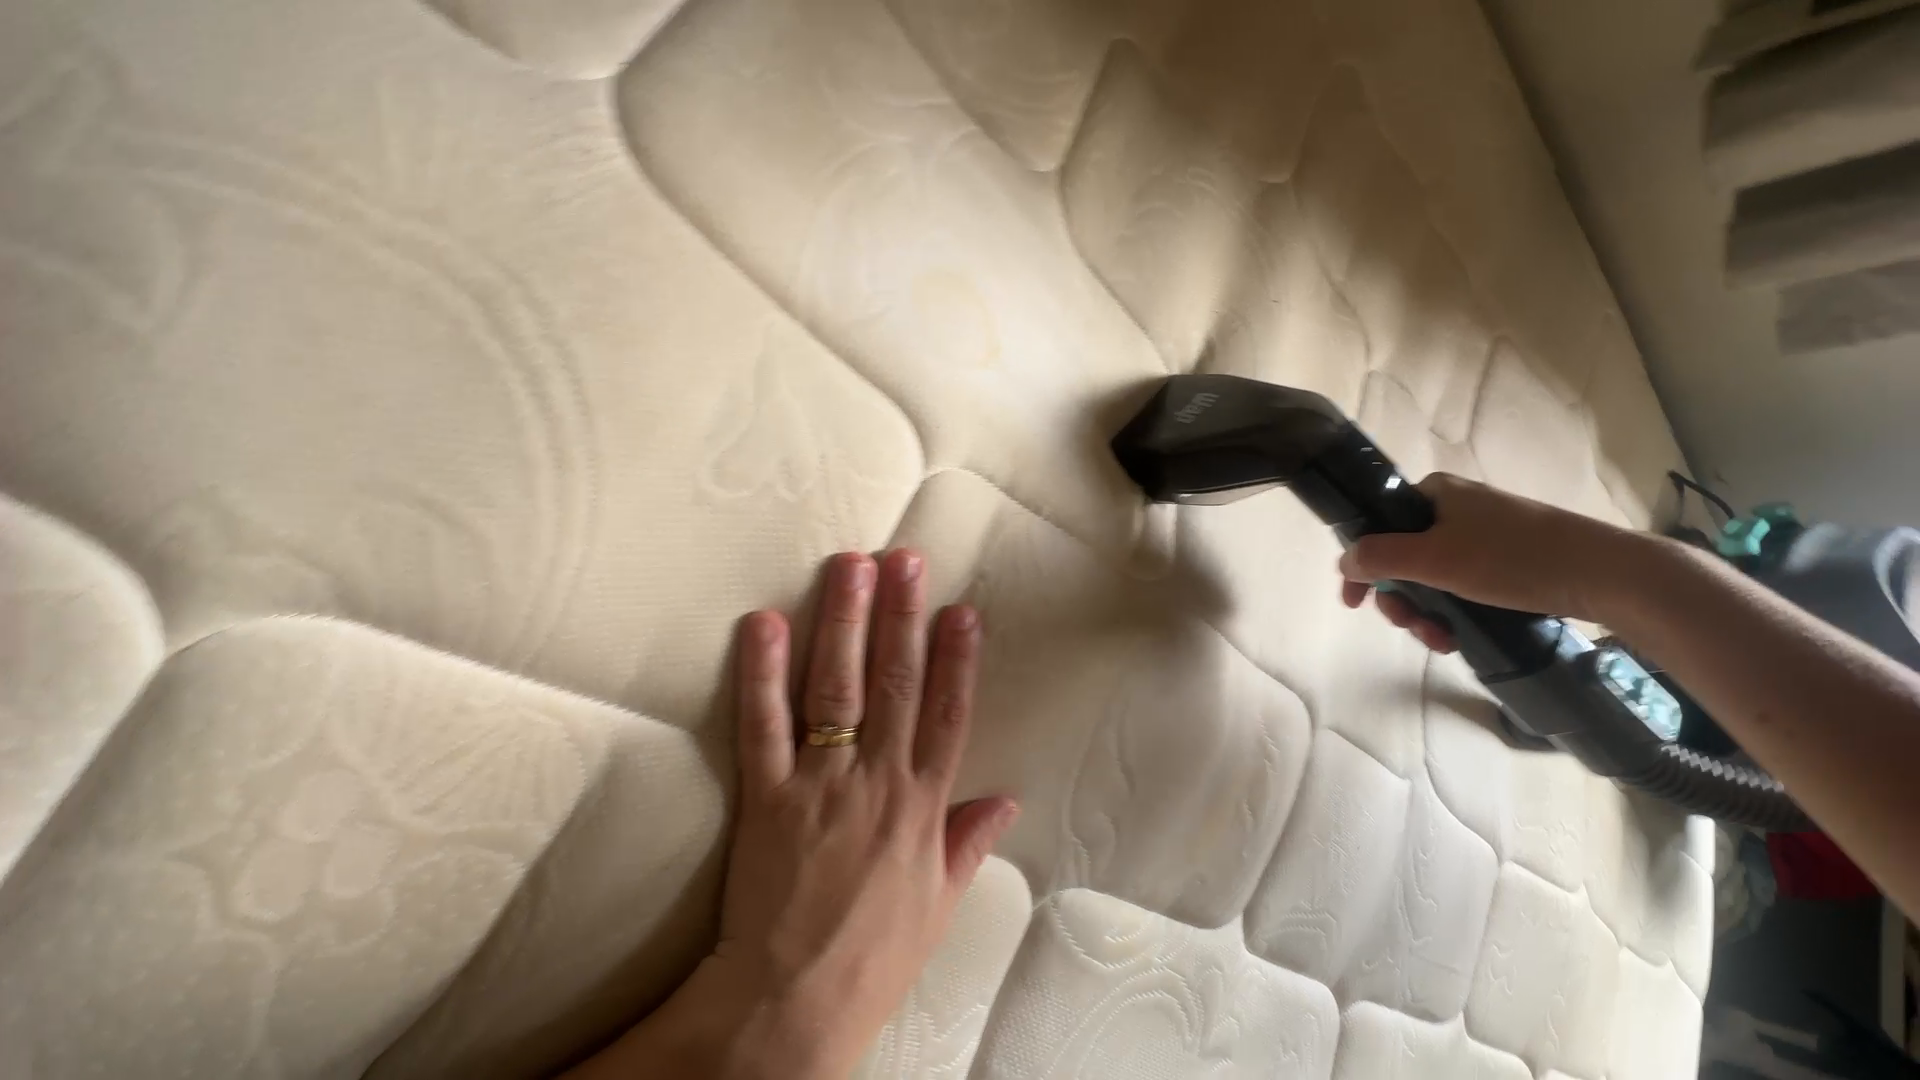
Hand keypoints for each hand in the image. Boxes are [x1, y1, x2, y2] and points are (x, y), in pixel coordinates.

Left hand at [567, 550, 1017, 1079]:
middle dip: (903, 616)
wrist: (795, 1004)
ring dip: (845, 623)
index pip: (948, 716)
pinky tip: (766, 624)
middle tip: (906, 559)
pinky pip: (764, 726)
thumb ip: (970, 842)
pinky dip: (764, 674)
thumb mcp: (940, 904)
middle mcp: (878, 785)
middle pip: (897, 685)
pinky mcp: (767, 798)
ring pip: (839, 689)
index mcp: (923, 809)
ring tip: (851, 566)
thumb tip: (1006, 799)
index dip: (958, 660)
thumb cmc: (874, 957)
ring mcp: (822, 787)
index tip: (963, 610)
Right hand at [1337, 474, 1641, 648]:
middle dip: (1400, 598)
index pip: (1376, 525)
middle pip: (1401, 557)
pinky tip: (1458, 635)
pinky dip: (1451, 611)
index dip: (1362, 566)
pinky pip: (1459, 585)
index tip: (1357, 604)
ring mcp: (1482, 534)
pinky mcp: (1506, 560)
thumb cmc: (1513, 559)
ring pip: (1430, 577)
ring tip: (1440, 639)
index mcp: (1433, 494)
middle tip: (1411, 625)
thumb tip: (1343, 563)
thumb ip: (1379, 557)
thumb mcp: (1434, 558)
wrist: (1606, 575)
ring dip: (1425, 612)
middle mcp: (1454, 508)